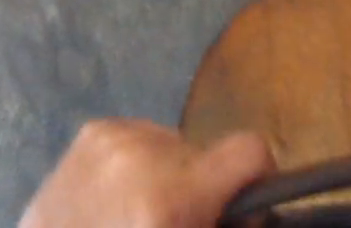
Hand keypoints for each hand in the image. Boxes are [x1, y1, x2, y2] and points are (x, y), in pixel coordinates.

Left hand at [19, 120, 273, 227]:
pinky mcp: (91, 131)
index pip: (249, 150)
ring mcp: (112, 139)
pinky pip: (139, 137)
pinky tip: (116, 197)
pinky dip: (137, 164)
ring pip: (172, 145)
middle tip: (176, 221)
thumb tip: (255, 208)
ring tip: (139, 211)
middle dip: (199, 188)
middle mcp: (143, 156)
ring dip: (167, 174)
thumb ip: (224, 223)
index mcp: (168, 199)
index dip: (260, 175)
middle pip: (205, 155)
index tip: (249, 201)